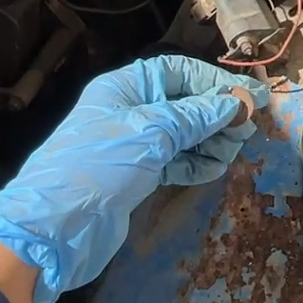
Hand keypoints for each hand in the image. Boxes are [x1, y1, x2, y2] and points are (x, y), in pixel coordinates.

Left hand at [0, 54, 268, 302]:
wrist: (53, 230)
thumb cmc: (101, 166)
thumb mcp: (152, 132)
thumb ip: (198, 116)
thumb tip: (239, 104)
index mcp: (126, 87)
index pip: (179, 71)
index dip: (215, 82)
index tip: (249, 97)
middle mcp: (130, 109)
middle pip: (185, 102)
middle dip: (217, 114)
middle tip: (246, 131)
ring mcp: (133, 144)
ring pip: (184, 134)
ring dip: (211, 141)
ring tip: (231, 153)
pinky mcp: (137, 175)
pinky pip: (176, 160)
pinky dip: (196, 163)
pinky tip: (213, 169)